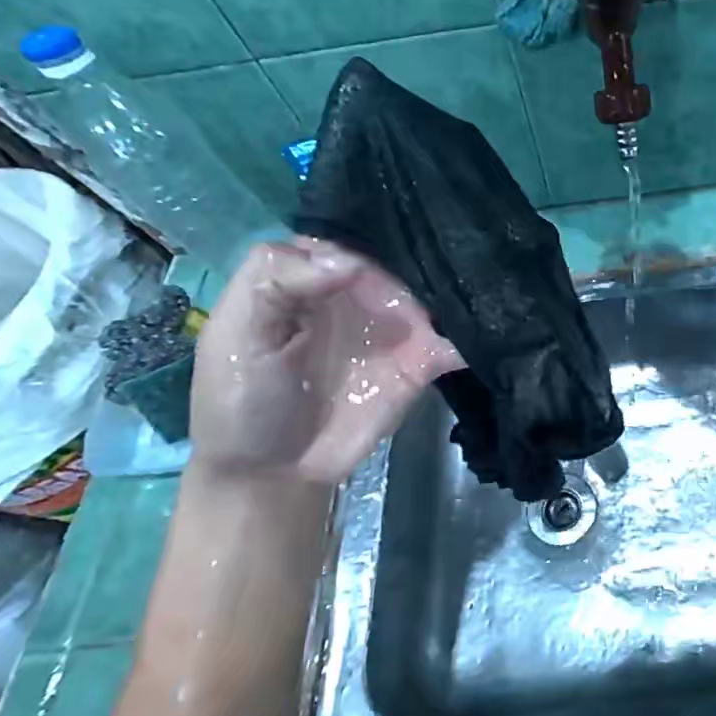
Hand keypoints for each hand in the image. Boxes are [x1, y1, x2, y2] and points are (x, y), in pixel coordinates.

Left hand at [189, 238, 461, 483]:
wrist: (276, 473)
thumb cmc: (243, 399)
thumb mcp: (236, 336)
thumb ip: (276, 284)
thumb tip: (350, 262)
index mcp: (309, 277)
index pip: (340, 242)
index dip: (352, 249)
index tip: (358, 275)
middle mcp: (357, 292)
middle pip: (396, 259)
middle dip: (414, 262)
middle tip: (417, 285)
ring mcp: (394, 325)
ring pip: (431, 291)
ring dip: (449, 290)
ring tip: (465, 293)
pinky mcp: (422, 360)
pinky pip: (454, 339)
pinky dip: (471, 335)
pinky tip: (479, 332)